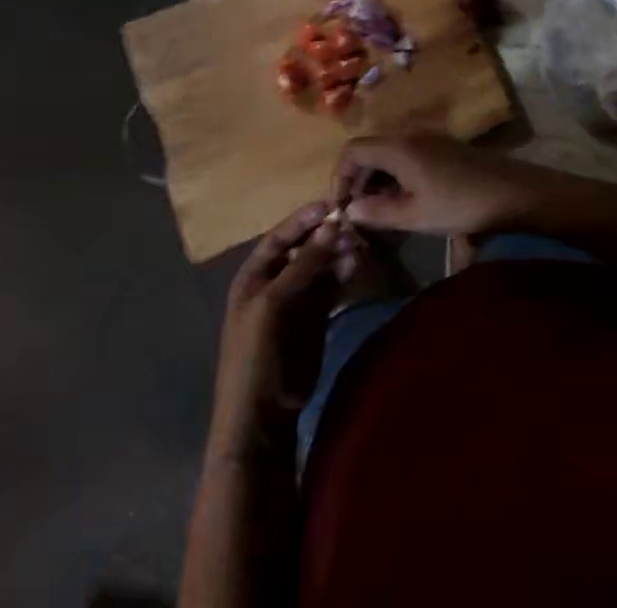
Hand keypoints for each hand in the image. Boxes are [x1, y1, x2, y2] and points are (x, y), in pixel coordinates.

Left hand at [208, 202, 362, 462]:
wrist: (262, 411)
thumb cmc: (256, 353)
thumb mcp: (273, 304)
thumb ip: (303, 266)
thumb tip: (331, 227)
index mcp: (255, 275)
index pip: (281, 236)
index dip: (304, 219)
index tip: (333, 204)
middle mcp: (276, 281)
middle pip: (305, 249)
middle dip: (327, 236)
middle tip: (355, 228)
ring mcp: (298, 299)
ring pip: (322, 266)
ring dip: (339, 254)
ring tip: (361, 246)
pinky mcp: (316, 316)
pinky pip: (332, 287)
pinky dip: (345, 274)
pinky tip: (359, 265)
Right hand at [332, 136, 556, 235]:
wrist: (517, 194)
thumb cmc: (462, 205)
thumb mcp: (415, 216)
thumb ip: (377, 212)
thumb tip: (350, 210)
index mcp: (398, 148)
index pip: (352, 151)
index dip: (339, 177)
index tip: (341, 206)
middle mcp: (411, 137)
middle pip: (370, 150)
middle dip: (357, 180)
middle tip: (357, 212)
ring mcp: (431, 141)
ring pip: (390, 155)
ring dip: (377, 180)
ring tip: (379, 211)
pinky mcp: (446, 150)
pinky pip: (409, 157)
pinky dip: (397, 177)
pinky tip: (406, 201)